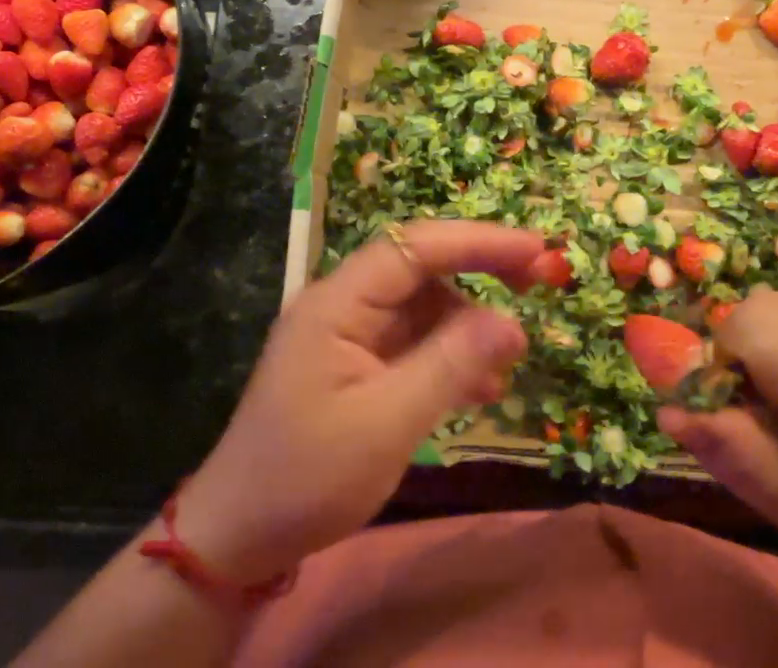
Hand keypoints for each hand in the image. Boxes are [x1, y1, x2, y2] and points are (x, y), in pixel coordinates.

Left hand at [171, 220, 538, 584]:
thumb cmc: (308, 476)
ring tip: (509, 362)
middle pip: (419, 269)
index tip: (537, 250)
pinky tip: (479, 390)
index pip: (415, 247)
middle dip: (480, 273)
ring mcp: (346, 338)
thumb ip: (451, 364)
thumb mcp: (387, 422)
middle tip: (538, 286)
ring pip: (421, 309)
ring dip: (467, 327)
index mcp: (338, 304)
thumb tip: (513, 323)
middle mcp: (341, 307)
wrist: (240, 536)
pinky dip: (448, 359)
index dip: (479, 241)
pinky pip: (411, 346)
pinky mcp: (353, 369)